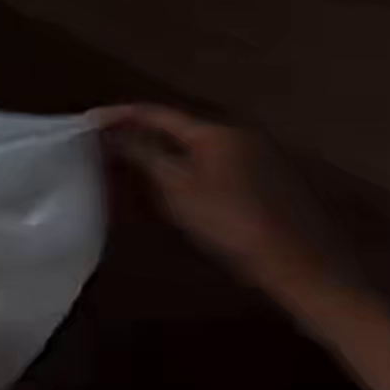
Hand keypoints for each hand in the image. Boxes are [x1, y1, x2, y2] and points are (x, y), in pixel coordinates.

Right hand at [95, 105, 332, 292]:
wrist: (307, 276)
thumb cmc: (232, 223)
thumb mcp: (174, 184)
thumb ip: (138, 151)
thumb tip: (108, 132)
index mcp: (218, 133)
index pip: (153, 113)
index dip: (115, 115)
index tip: (83, 122)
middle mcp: (241, 141)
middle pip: (173, 131)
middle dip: (135, 138)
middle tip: (100, 147)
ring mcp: (259, 165)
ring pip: (191, 152)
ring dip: (156, 157)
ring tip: (125, 170)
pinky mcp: (268, 189)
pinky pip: (210, 169)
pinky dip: (181, 172)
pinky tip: (162, 189)